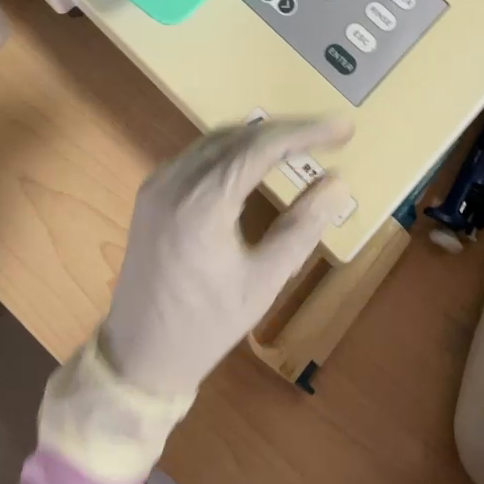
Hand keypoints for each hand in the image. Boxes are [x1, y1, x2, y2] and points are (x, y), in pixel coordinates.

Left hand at [102, 118, 354, 395]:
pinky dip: (235, 149)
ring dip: (262, 136)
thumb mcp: (264, 282)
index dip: (306, 132)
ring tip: (303, 143)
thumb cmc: (207, 325)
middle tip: (332, 134)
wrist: (139, 355)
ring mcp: (160, 183)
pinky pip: (200, 153)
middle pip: (241, 135)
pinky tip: (258, 159)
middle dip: (289, 130)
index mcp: (203, 203)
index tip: (344, 128)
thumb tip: (338, 182)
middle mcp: (177, 181)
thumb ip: (302, 227)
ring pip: (219, 139)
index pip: (262, 146)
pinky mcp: (153, 190)